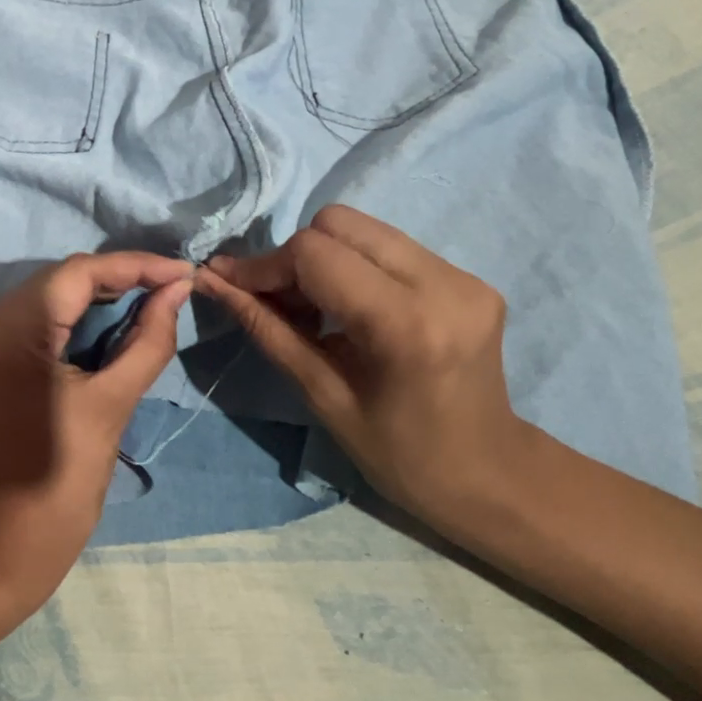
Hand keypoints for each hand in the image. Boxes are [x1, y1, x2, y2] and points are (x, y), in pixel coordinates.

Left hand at [0, 252, 192, 623]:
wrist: (9, 533)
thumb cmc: (65, 477)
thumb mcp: (114, 402)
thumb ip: (148, 338)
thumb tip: (177, 290)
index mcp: (9, 332)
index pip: (76, 274)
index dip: (133, 265)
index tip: (182, 271)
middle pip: (58, 279)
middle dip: (116, 278)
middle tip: (170, 286)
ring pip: (45, 293)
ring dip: (95, 294)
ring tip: (149, 297)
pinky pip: (30, 315)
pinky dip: (70, 314)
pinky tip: (109, 317)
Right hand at [194, 205, 533, 526]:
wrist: (489, 476)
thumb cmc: (398, 453)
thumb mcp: (321, 394)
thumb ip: (266, 327)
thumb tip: (212, 280)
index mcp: (407, 325)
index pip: (315, 254)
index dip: (264, 266)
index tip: (231, 285)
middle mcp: (443, 285)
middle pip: (339, 224)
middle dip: (293, 257)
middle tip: (278, 302)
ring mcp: (463, 276)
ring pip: (362, 229)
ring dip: (322, 259)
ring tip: (312, 309)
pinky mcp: (469, 277)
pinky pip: (388, 246)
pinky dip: (353, 267)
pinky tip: (349, 309)